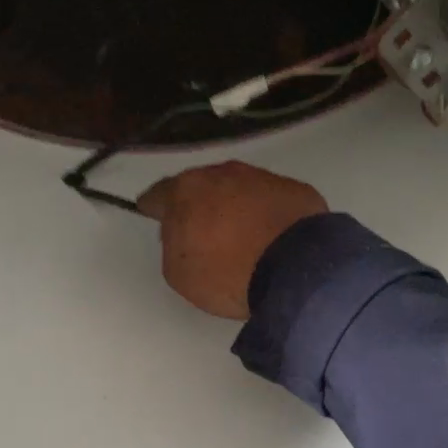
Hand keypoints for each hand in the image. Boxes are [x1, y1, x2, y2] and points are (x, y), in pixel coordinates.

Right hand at [136, 161, 328, 319]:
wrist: (295, 270)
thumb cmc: (227, 274)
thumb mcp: (179, 273)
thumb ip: (173, 245)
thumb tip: (184, 232)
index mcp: (185, 192)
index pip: (158, 194)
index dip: (154, 207)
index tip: (153, 215)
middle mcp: (221, 174)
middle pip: (199, 187)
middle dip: (196, 204)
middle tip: (199, 230)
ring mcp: (260, 178)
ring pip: (236, 189)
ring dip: (232, 206)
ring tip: (238, 235)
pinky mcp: (294, 189)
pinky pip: (269, 200)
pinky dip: (264, 214)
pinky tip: (269, 237)